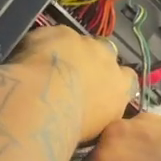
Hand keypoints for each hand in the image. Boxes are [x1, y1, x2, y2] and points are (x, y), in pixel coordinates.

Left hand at [7, 26, 137, 142]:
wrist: (44, 101)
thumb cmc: (71, 126)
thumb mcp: (96, 129)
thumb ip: (101, 114)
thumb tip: (93, 113)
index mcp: (121, 86)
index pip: (128, 78)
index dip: (114, 80)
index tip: (101, 88)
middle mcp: (107, 59)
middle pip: (107, 53)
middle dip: (94, 60)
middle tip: (74, 74)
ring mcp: (83, 41)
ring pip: (81, 41)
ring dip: (70, 50)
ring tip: (51, 66)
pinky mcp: (59, 31)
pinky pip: (55, 36)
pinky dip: (47, 44)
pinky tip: (33, 57)